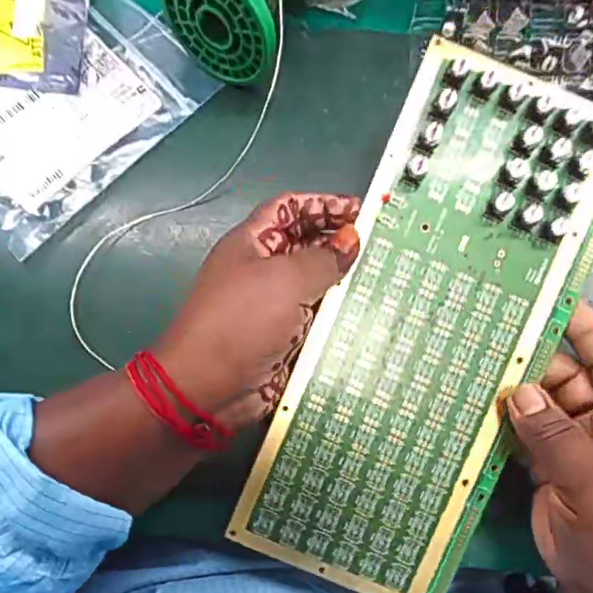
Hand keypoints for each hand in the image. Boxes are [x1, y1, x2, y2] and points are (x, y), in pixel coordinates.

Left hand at [153, 193, 360, 429]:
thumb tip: (350, 240)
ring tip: (384, 279)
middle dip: (339, 244)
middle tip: (382, 247)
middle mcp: (260, 273)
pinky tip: (369, 316)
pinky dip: (338, 319)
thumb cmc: (241, 322)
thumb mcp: (285, 279)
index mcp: (250, 245)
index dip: (323, 205)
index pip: (289, 209)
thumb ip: (323, 258)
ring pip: (314, 287)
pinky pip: (315, 323)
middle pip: (305, 247)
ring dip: (344, 284)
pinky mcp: (281, 342)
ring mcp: (271, 309)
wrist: (207, 387)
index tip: (361, 211)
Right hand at [504, 302, 592, 592]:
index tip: (556, 300)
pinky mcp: (554, 478)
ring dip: (516, 394)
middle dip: (539, 360)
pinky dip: (505, 426)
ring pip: (546, 411)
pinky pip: (528, 440)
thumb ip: (559, 439)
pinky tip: (475, 409)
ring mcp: (582, 456)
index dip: (592, 331)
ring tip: (475, 364)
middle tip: (491, 334)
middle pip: (575, 382)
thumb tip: (517, 392)